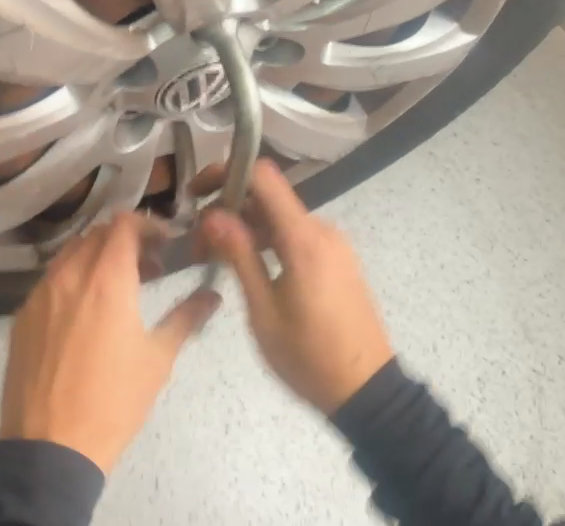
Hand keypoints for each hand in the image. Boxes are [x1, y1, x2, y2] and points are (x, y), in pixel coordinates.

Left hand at [0, 212, 220, 471]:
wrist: (49, 449)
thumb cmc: (112, 402)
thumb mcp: (157, 360)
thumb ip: (185, 318)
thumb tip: (212, 296)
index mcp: (106, 279)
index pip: (124, 224)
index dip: (147, 225)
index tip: (165, 244)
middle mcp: (70, 275)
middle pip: (97, 234)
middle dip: (125, 241)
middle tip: (148, 268)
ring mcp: (40, 294)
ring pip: (70, 253)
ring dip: (96, 257)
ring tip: (117, 288)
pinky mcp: (22, 316)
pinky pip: (49, 280)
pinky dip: (72, 279)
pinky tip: (84, 313)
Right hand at [199, 161, 394, 413]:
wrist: (368, 390)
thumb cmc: (309, 356)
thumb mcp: (263, 310)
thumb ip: (239, 255)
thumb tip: (212, 214)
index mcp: (304, 239)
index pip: (263, 177)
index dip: (226, 174)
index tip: (197, 194)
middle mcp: (321, 230)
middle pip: (268, 197)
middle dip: (229, 210)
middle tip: (198, 243)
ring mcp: (333, 244)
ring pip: (280, 217)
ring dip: (246, 227)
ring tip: (215, 258)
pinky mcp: (337, 259)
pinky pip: (296, 235)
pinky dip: (267, 240)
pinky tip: (248, 265)